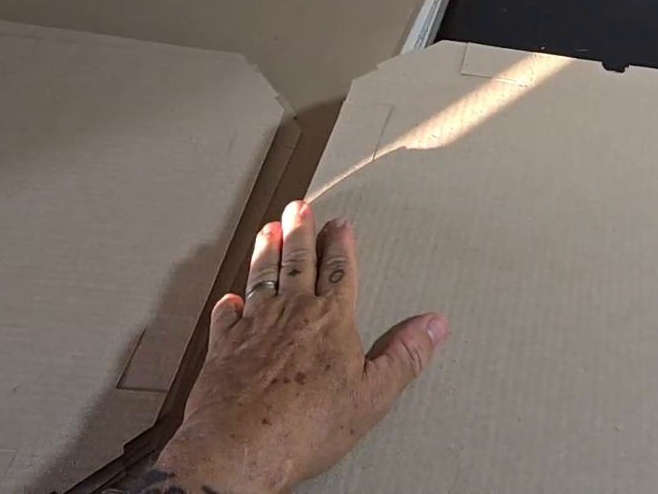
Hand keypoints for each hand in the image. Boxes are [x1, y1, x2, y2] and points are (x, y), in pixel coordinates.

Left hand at [148, 201, 448, 493]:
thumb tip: (434, 325)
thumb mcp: (373, 395)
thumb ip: (405, 355)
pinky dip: (228, 304)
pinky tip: (229, 298)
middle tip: (298, 207)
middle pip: (298, 261)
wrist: (239, 450)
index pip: (340, 270)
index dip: (340, 244)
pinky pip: (225, 317)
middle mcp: (292, 312)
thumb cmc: (306, 425)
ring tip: (268, 230)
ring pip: (262, 276)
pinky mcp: (223, 349)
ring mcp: (254, 327)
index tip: (339, 225)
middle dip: (300, 231)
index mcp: (331, 319)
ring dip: (266, 251)